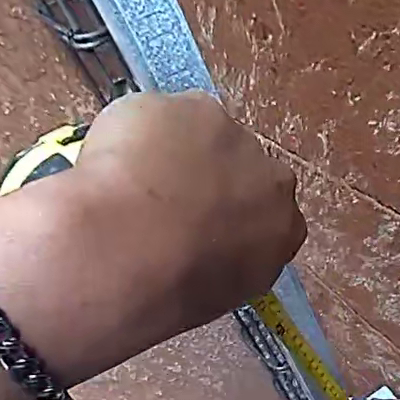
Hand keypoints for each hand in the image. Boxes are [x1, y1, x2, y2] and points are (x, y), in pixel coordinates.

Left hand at [60, 91, 304, 352]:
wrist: (134, 250)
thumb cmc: (174, 289)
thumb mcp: (223, 290)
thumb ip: (230, 256)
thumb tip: (204, 248)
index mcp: (285, 229)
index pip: (269, 214)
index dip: (233, 215)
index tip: (202, 224)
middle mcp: (275, 182)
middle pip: (246, 169)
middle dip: (213, 176)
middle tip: (168, 199)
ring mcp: (240, 140)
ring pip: (207, 139)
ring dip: (179, 151)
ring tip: (133, 180)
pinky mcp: (200, 109)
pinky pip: (168, 117)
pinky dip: (142, 133)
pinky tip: (114, 161)